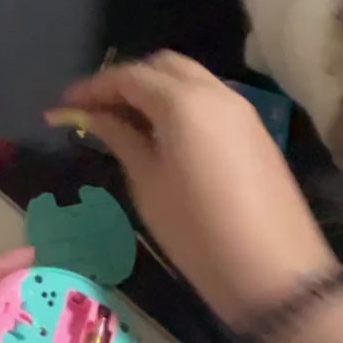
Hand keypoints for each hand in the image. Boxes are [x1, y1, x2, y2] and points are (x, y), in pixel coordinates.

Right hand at [57, 52, 337, 326]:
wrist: (278, 277)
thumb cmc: (199, 232)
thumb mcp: (147, 184)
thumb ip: (119, 137)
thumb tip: (91, 114)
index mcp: (181, 101)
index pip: (127, 76)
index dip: (92, 87)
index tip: (64, 104)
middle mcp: (212, 91)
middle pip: (159, 65)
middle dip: (125, 79)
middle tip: (96, 108)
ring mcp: (239, 108)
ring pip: (187, 76)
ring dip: (154, 86)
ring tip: (126, 118)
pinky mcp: (254, 129)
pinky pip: (208, 95)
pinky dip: (180, 99)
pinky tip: (163, 131)